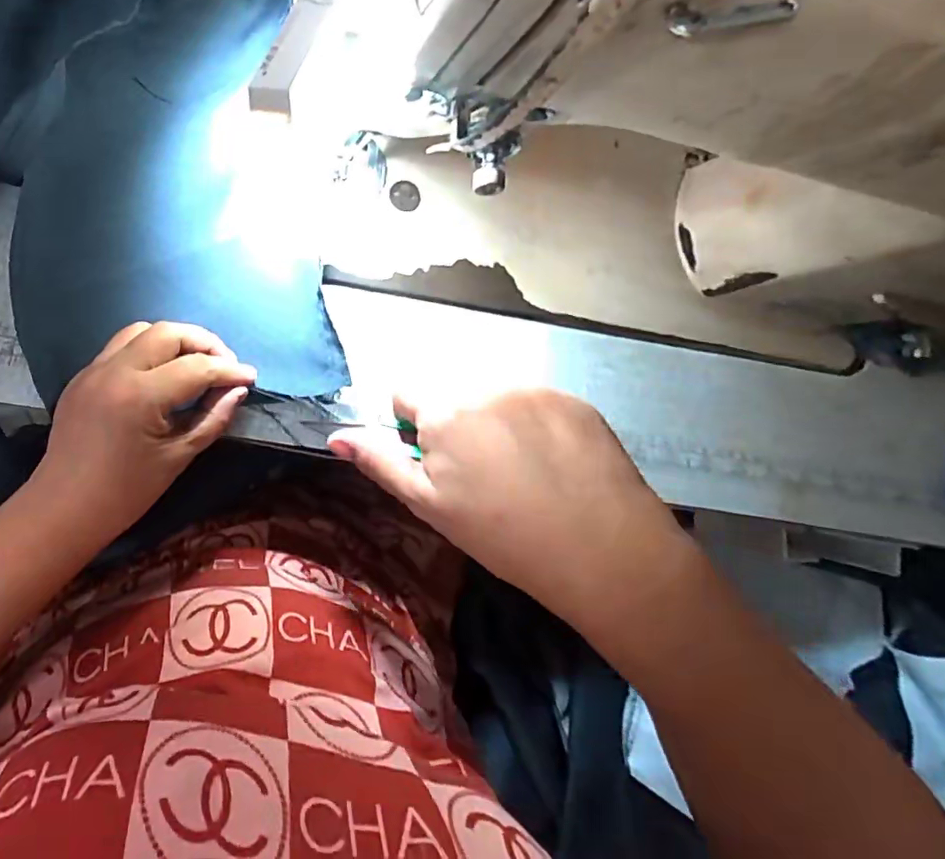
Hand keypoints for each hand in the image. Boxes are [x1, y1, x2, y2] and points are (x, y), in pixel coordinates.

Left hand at [33, 322, 255, 536]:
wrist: (65, 506)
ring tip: (193, 364)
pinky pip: (118, 348)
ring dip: (172, 340)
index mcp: (140, 395)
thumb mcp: (177, 458)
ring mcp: (93, 370)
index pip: (195, 367)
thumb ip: (211, 419)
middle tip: (224, 366)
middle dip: (203, 343)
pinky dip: (145, 350)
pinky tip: (159, 374)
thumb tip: (237, 390)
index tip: (249, 378)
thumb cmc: (125, 493)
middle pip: (168, 332)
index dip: (228, 371)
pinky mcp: (81, 376)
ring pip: (139, 331)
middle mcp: (114, 371)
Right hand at [329, 389, 695, 639]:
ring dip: (491, 420)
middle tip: (480, 473)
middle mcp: (485, 387)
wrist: (609, 557)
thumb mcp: (429, 505)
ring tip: (520, 470)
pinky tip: (552, 463)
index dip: (411, 427)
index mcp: (444, 411)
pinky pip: (534, 402)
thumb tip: (335, 435)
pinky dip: (533, 424)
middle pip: (449, 394)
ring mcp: (535, 391)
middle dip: (453, 423)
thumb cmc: (502, 535)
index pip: (404, 394)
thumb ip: (379, 462)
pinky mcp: (576, 401)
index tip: (436, 462)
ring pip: (491, 397)